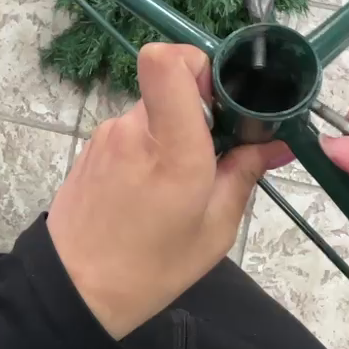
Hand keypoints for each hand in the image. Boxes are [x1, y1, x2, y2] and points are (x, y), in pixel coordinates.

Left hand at [48, 44, 291, 337]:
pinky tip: (151, 188)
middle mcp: (133, 128)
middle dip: (200, 110)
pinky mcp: (92, 146)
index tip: (221, 98)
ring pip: (153, 111)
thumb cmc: (151, 267)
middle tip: (217, 154)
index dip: (199, 64)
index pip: (167, 61)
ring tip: (180, 183)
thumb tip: (275, 142)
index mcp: (171, 147)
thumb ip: (244, 173)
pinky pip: (132, 130)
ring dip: (174, 133)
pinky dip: (150, 147)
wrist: (73, 287)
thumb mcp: (213, 229)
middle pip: (171, 86)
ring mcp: (106, 134)